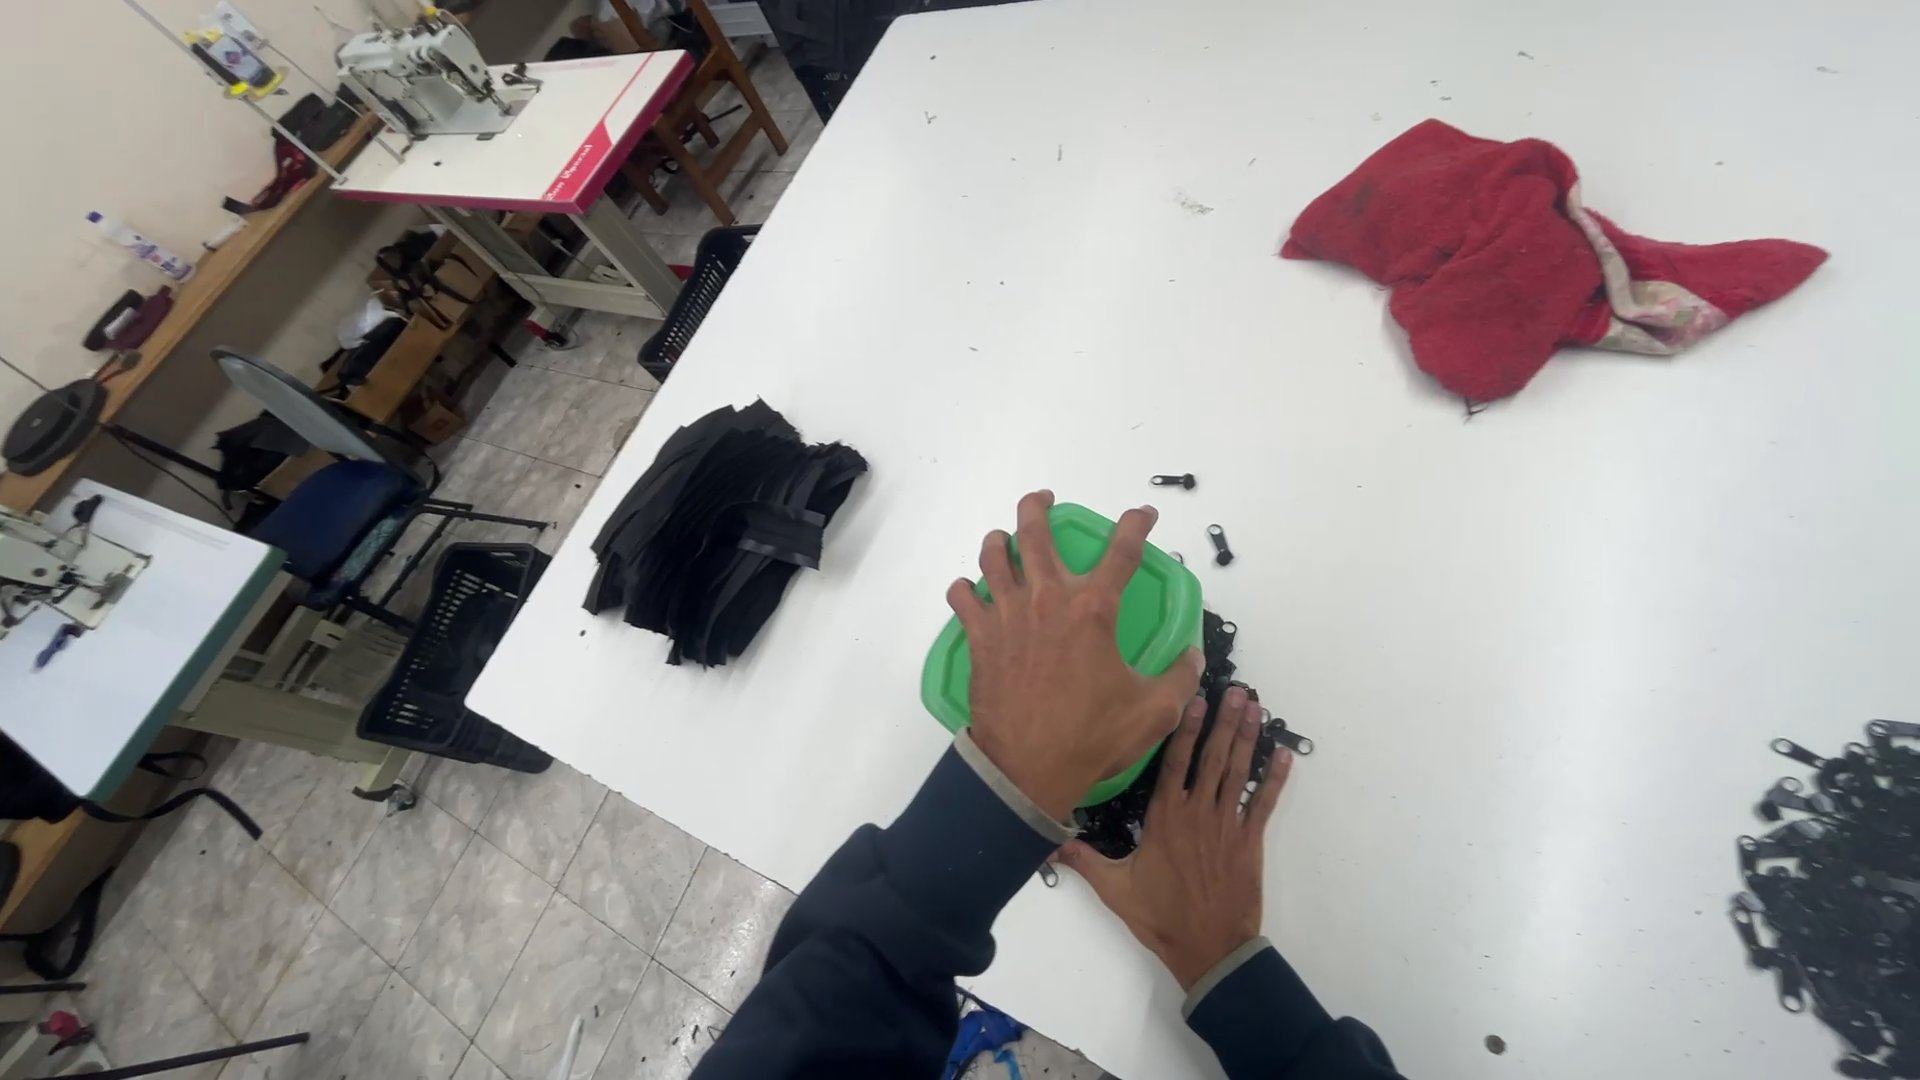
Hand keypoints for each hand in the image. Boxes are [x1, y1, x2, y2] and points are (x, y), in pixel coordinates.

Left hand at [946, 490, 1203, 821]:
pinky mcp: (979, 637)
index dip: (1137, 524)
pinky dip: (965, 590)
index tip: (1144, 514)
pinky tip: (972, 593)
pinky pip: (962, 598)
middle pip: (1034, 531)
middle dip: (1038, 505)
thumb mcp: (1153, 710)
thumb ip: (1179, 677)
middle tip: (1044, 500)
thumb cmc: (1092, 736)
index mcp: (1093, 609)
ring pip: (992, 556)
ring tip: (1004, 541)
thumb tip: (1193, 656)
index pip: (1122, 550)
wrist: (1027, 768)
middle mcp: (1046, 598)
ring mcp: (1007, 615)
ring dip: (998, 541)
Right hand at [1057, 687, 1291, 989]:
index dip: (1185, 728)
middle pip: (1211, 757)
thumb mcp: (1115, 889)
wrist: (1210, 952)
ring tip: (1255, 707)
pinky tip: (1286, 754)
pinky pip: (1264, 804)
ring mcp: (1226, 825)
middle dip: (1223, 721)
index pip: (1175, 762)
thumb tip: (1047, 844)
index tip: (1193, 699)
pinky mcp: (1249, 842)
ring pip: (1238, 772)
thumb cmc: (1161, 917)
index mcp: (1165, 817)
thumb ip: (1084, 861)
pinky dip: (1276, 778)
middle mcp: (1197, 812)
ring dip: (1248, 738)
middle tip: (1235, 689)